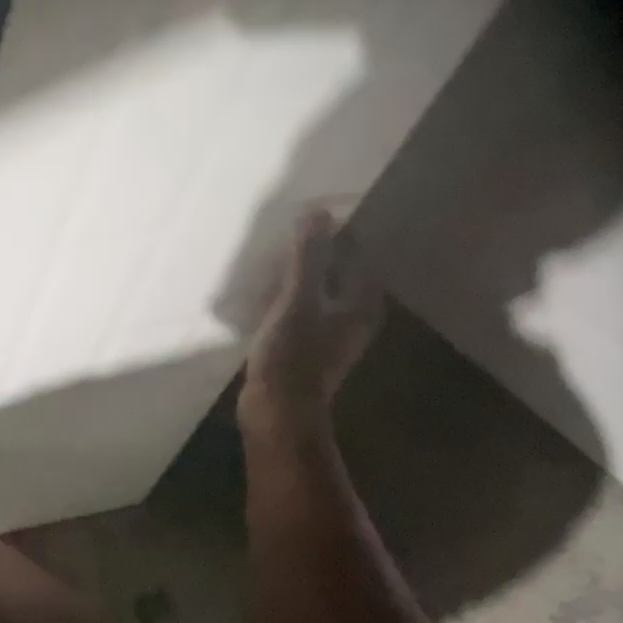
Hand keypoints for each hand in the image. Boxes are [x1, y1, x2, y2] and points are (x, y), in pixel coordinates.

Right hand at [239, 209, 384, 431]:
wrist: (276, 411)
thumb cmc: (292, 356)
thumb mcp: (298, 300)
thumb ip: (308, 257)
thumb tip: (315, 210)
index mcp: (363, 302)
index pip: (353, 253)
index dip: (330, 234)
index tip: (299, 219)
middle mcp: (354, 317)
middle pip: (335, 274)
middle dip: (310, 257)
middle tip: (278, 239)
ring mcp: (330, 336)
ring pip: (315, 295)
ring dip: (294, 281)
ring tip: (264, 266)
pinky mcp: (305, 351)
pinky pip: (298, 314)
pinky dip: (283, 303)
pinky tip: (260, 300)